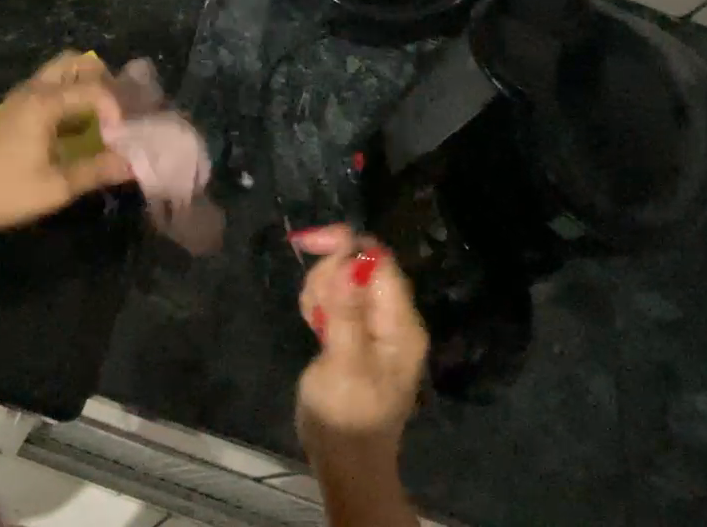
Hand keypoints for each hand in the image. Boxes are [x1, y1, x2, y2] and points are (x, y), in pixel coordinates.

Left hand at [0, 53, 134, 237]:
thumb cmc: (5, 191)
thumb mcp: (56, 187)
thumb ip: (97, 171)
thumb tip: (133, 164)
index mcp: (44, 103)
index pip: (95, 89)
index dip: (117, 109)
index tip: (124, 138)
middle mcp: (34, 90)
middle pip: (76, 62)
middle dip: (104, 80)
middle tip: (118, 111)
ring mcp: (22, 97)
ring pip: (61, 71)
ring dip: (86, 85)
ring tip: (103, 118)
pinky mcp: (15, 109)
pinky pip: (50, 87)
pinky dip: (71, 95)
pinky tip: (79, 128)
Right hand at [290, 225, 427, 462]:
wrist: (345, 462)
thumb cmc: (347, 418)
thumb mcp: (345, 365)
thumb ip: (347, 312)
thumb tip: (349, 261)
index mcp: (400, 323)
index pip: (378, 262)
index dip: (345, 246)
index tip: (307, 244)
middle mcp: (392, 317)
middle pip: (359, 265)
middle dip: (329, 273)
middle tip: (314, 308)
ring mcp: (373, 324)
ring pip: (344, 278)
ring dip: (321, 288)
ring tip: (313, 321)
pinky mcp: (354, 331)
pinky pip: (337, 296)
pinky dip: (320, 301)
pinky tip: (314, 323)